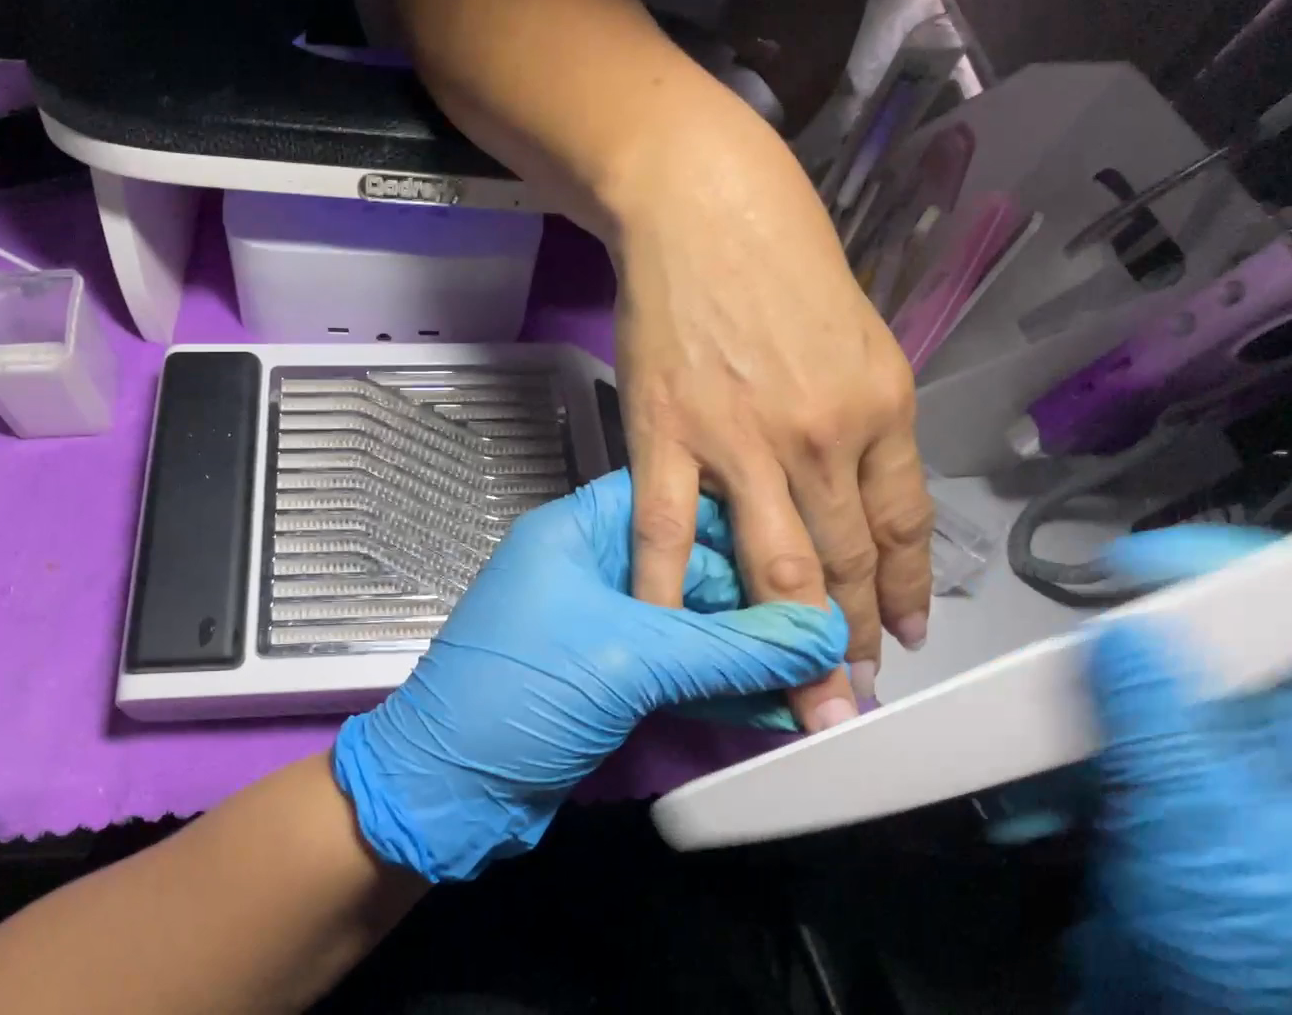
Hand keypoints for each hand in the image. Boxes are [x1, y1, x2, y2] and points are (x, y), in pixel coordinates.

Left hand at [332, 469, 847, 881]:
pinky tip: (786, 708)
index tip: (821, 549)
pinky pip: (684, 670)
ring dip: (756, 658)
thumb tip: (827, 637)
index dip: (752, 523)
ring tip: (832, 685)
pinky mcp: (613, 677)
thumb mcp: (627, 659)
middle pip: (698, 568)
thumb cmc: (522, 697)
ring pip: (697, 626)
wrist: (448, 790)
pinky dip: (729, 688)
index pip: (681, 502)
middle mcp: (595, 566)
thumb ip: (731, 647)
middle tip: (843, 643)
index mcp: (581, 531)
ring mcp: (604, 625)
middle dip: (766, 609)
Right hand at [607, 115, 932, 723]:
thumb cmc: (778, 264)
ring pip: (775, 565)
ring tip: (795, 701)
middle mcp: (824, 435)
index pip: (903, 525)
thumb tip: (851, 490)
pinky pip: (673, 537)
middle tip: (850, 703)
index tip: (902, 638)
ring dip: (787, 643)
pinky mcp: (669, 438)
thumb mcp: (854, 334)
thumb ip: (860, 417)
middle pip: (847, 561)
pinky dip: (676, 599)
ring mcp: (744, 443)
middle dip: (853, 642)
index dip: (905, 592)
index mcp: (881, 405)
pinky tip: (680, 645)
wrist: (701, 209)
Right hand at [1076, 526, 1291, 1011]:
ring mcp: (1235, 782)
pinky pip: (1114, 755)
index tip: (1133, 565)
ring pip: (1147, 705)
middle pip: (1216, 656)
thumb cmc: (1262, 952)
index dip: (1234, 571)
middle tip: (1065, 662)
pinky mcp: (1177, 808)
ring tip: (1030, 745)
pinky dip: (1065, 768)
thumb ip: (1157, 712)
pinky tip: (1034, 797)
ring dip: (1076, 722)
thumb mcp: (1206, 818)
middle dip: (1123, 657)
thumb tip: (1118, 631)